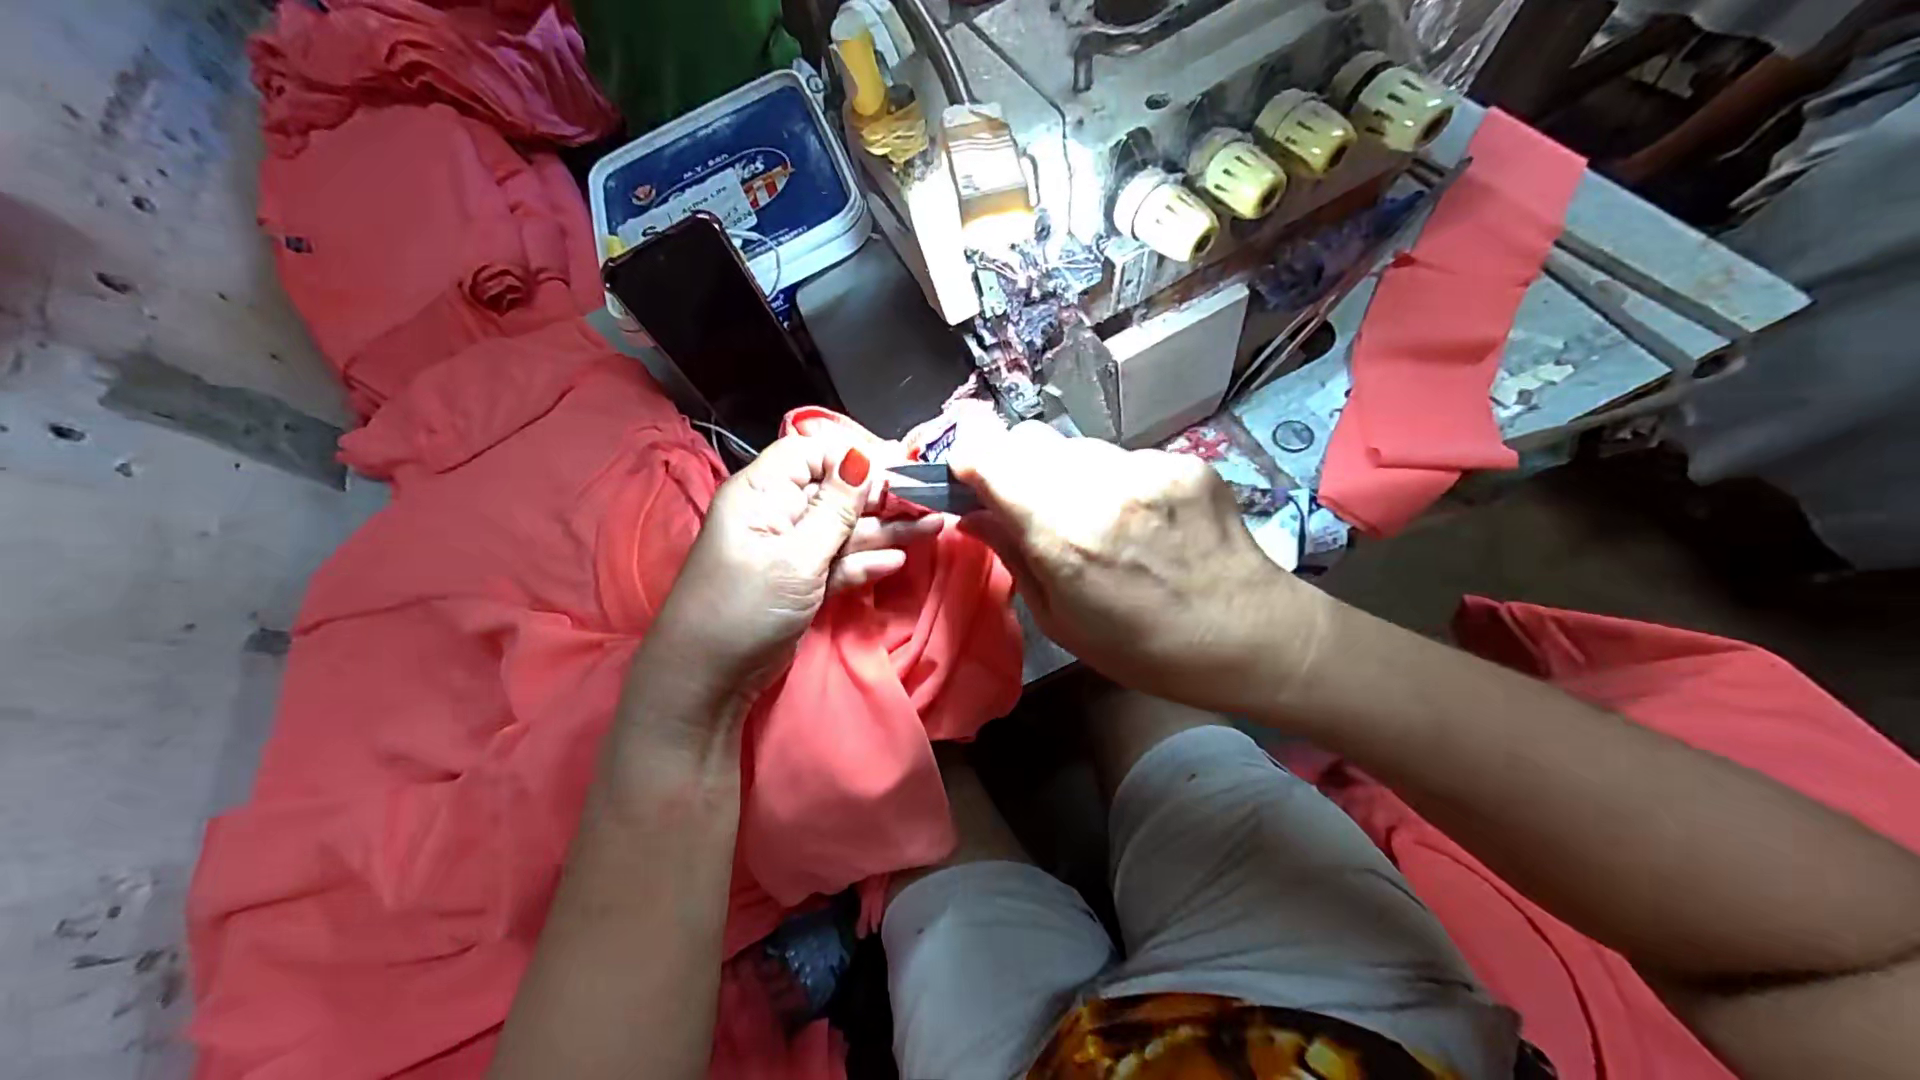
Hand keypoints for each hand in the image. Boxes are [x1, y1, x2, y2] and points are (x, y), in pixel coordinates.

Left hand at [642, 435, 943, 725]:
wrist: (709, 679)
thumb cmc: (746, 607)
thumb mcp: (796, 556)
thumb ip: (835, 509)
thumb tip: (862, 458)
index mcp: (762, 492)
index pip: (811, 453)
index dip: (853, 459)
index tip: (895, 473)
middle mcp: (777, 514)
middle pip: (835, 492)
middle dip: (880, 497)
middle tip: (928, 502)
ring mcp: (791, 549)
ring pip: (844, 530)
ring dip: (885, 531)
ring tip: (933, 528)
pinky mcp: (802, 580)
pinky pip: (838, 562)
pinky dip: (864, 563)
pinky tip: (896, 561)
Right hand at [949, 422, 1327, 713]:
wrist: (1250, 635)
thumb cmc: (1145, 649)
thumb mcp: (1062, 620)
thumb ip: (1013, 556)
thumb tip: (971, 515)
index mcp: (1065, 535)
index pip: (991, 458)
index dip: (968, 461)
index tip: (965, 478)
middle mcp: (1103, 487)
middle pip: (1027, 440)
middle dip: (1012, 466)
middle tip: (1022, 503)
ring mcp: (1148, 467)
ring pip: (1075, 445)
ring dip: (1062, 471)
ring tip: (1086, 515)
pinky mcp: (1183, 461)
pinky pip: (1122, 455)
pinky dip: (1110, 478)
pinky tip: (1134, 516)